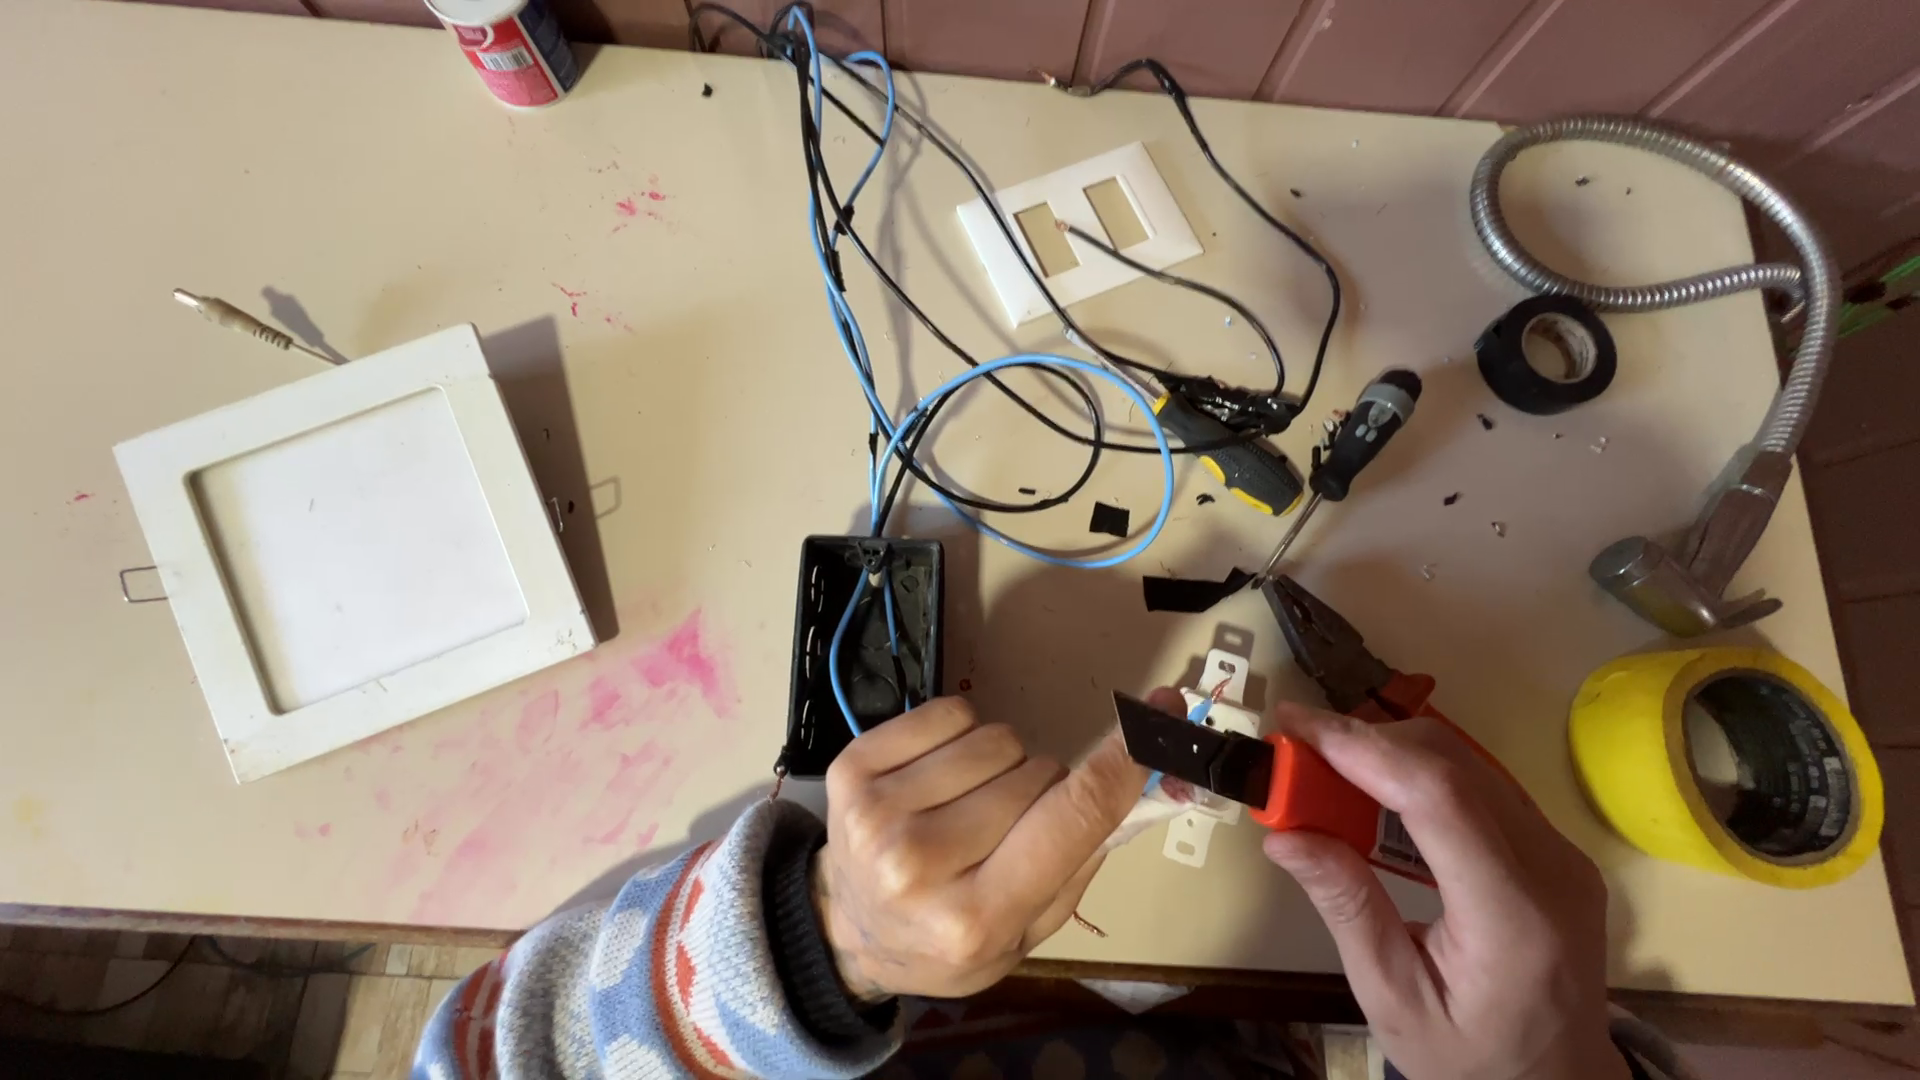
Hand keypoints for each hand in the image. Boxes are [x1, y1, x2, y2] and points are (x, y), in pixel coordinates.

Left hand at [811, 693, 1156, 999]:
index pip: (1069, 819)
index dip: (1122, 763)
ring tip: (970, 801)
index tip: (1158, 717)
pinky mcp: (852, 769)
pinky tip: (940, 775)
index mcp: (976, 917)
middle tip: (1013, 822)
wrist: (848, 927)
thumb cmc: (946, 936)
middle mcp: (921, 864)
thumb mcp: (1027, 933)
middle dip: (1044, 788)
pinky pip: (948, 713)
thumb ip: (1084, 860)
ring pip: (996, 738)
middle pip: (1037, 772)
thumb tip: (1142, 779)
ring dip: (1001, 763)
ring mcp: (878, 813)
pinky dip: (960, 734)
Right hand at [1260, 705, 1625, 1079]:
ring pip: (1461, 759)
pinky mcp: (1549, 844)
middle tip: (1293, 747)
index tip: (1293, 726)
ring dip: (1382, 747)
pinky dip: (1409, 765)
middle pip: (1449, 764)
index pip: (1439, 799)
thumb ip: (1345, 908)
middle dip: (1361, 740)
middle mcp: (1551, 869)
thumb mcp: (1392, 998)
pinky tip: (1366, 782)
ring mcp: (1559, 851)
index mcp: (1514, 917)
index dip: (1362, 748)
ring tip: (1319, 762)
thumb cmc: (1472, 1055)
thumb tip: (1282, 834)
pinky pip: (1473, 777)